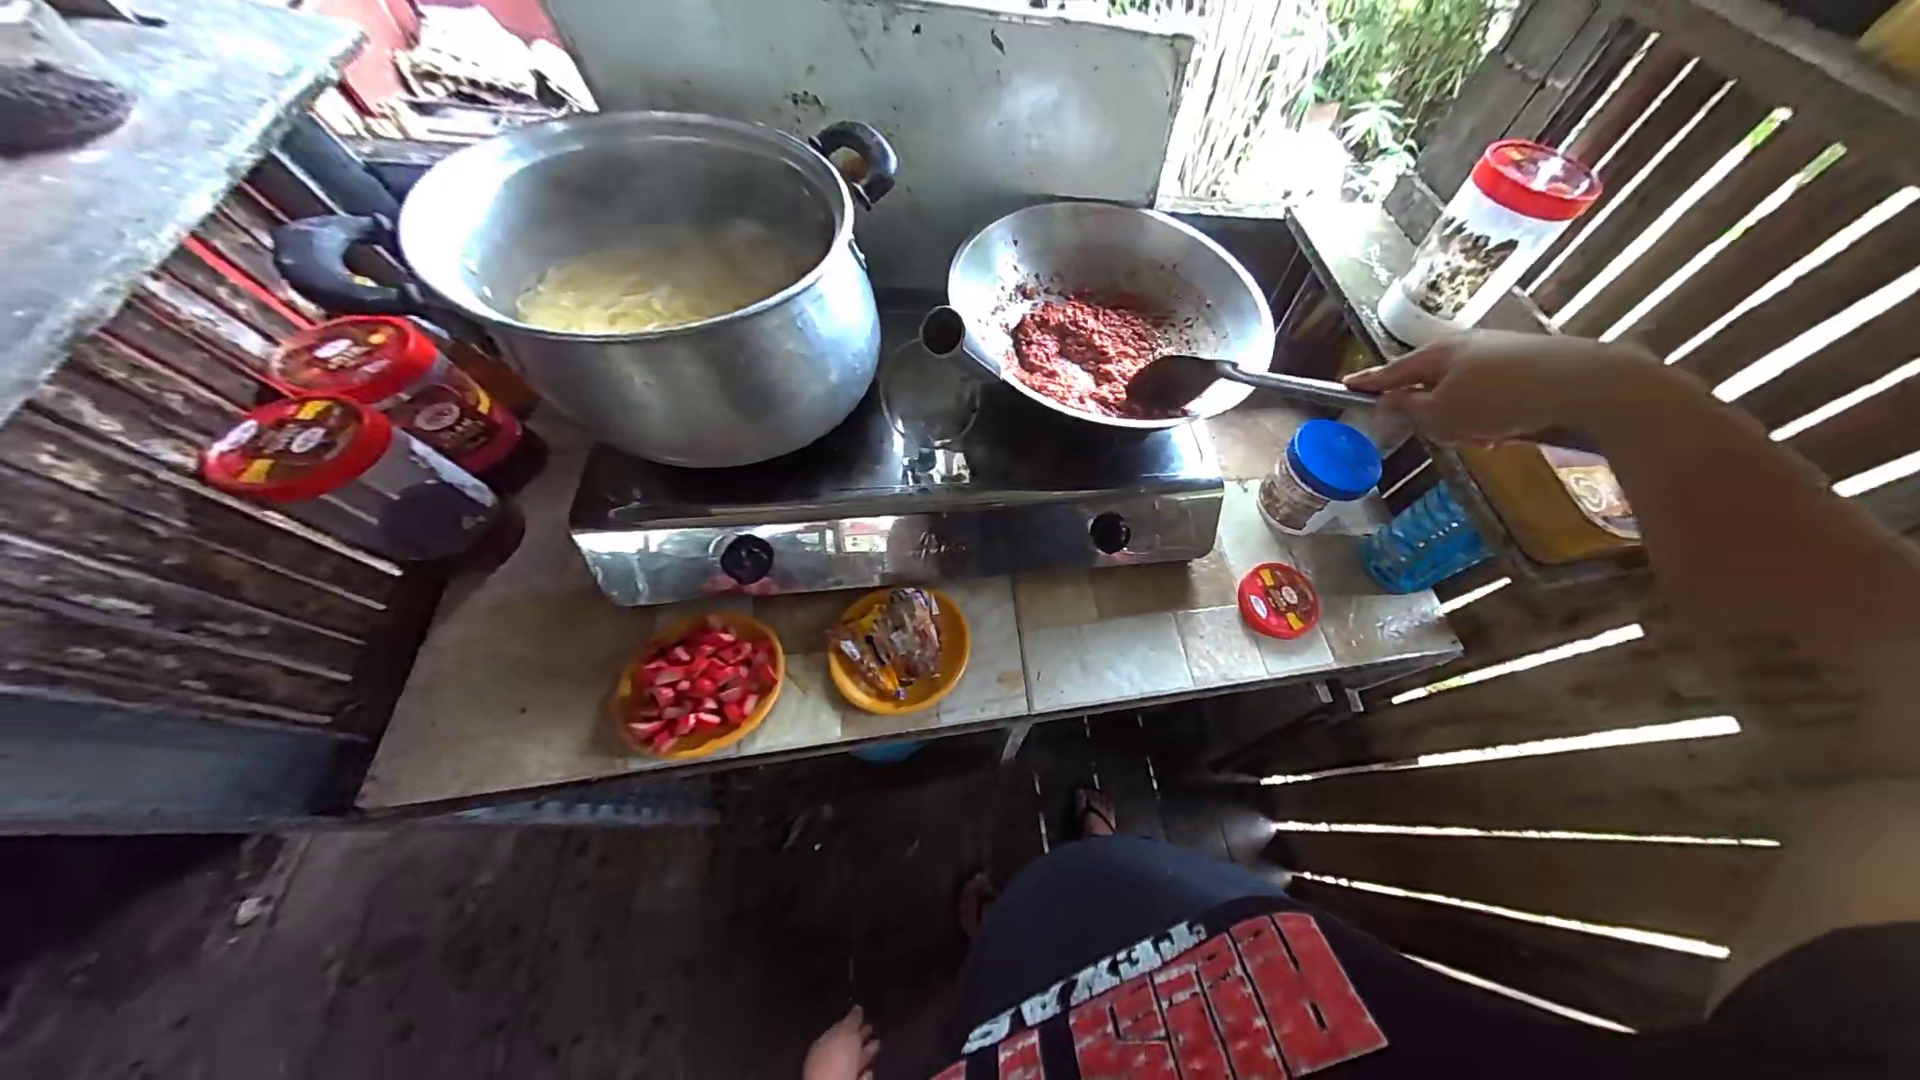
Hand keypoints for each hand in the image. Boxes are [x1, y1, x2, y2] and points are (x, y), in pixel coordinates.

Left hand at [803, 1004, 880, 1079]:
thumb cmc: (836, 1063)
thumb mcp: (846, 1034)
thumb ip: (852, 1021)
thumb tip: (858, 1008)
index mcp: (822, 1045)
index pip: (838, 1029)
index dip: (852, 1023)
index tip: (865, 1016)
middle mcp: (827, 1062)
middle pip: (846, 1046)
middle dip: (859, 1037)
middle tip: (873, 1028)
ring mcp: (836, 1079)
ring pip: (853, 1063)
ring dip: (865, 1054)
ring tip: (878, 1044)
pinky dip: (864, 1076)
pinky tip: (870, 1072)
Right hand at [1344, 331, 1646, 443]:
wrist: (1589, 385)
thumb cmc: (1501, 399)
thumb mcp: (1441, 414)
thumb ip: (1407, 410)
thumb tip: (1388, 402)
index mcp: (1436, 355)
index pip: (1390, 371)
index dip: (1368, 382)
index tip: (1347, 385)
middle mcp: (1466, 347)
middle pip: (1429, 384)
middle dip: (1430, 412)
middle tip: (1441, 433)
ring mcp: (1501, 354)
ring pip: (1462, 393)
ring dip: (1464, 419)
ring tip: (1482, 438)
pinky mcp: (1531, 366)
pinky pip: (1493, 395)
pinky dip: (1491, 415)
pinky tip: (1506, 432)